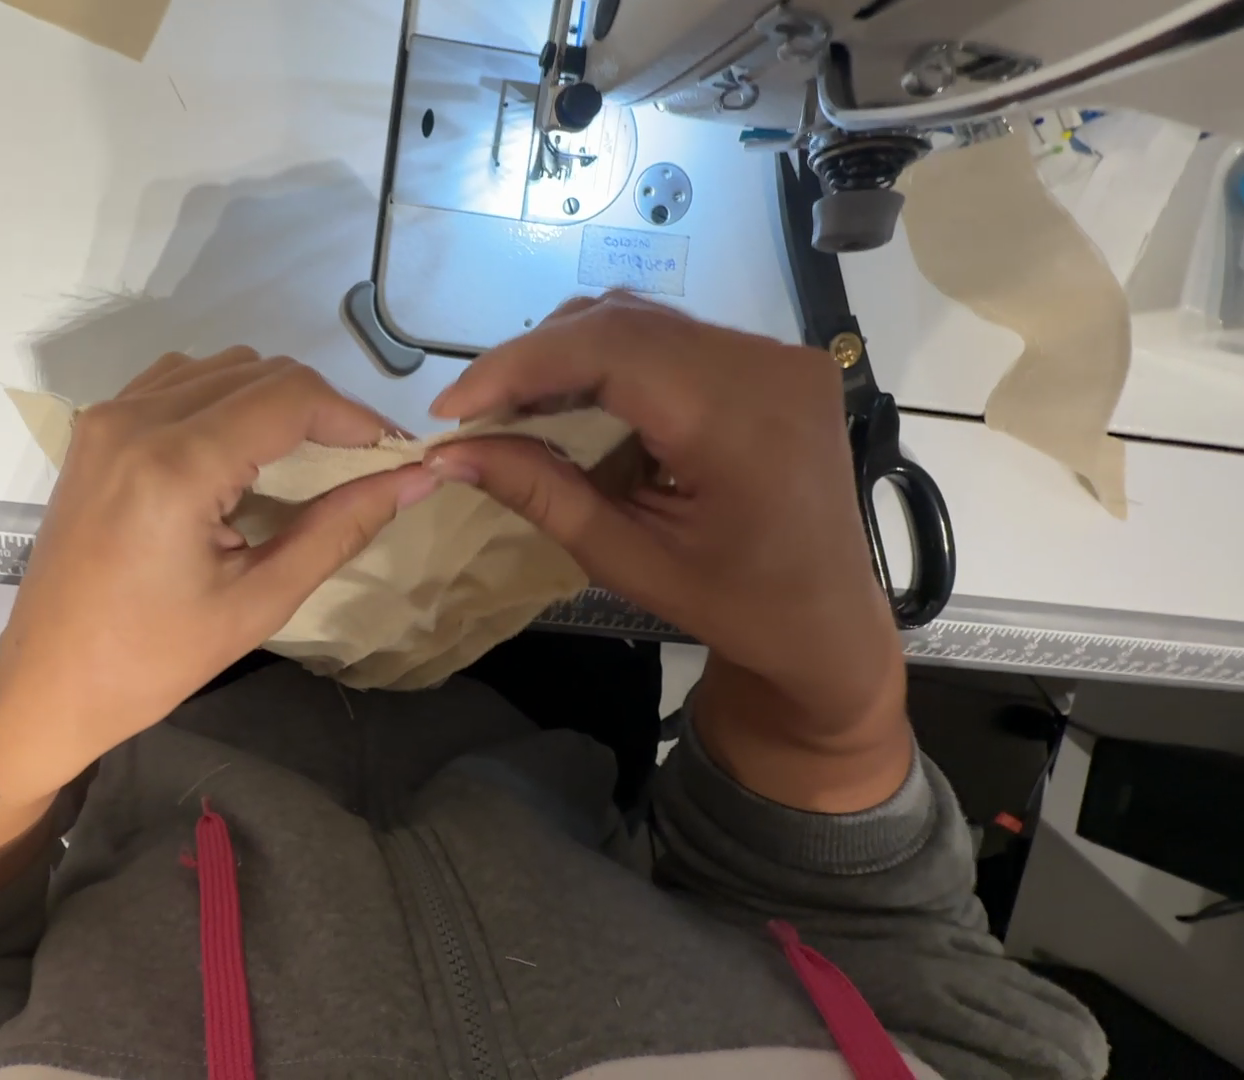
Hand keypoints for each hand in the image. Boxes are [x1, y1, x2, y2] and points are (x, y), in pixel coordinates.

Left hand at [0, 349, 436, 899]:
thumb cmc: (152, 661)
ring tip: (301, 460)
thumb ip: (339, 529)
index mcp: (175, 466)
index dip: (354, 416)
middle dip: (320, 409)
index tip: (393, 453)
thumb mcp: (258, 602)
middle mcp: (135, 420)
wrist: (48, 683)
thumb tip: (415, 481)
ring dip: (272, 401)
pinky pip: (176, 382)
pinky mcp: (93, 430)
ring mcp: (106, 418)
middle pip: (258, 371)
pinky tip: (237, 451)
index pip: (290, 397)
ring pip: (219, 368)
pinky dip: (223, 400)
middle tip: (355, 463)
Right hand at [427, 295, 908, 809]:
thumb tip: (450, 455)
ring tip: (512, 411)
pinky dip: (599, 365)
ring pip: (635, 321)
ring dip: (560, 358)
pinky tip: (568, 405)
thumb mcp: (625, 558)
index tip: (450, 409)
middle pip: (617, 321)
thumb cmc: (733, 606)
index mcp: (738, 419)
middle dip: (528, 361)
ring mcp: (770, 354)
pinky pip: (660, 340)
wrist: (829, 619)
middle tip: (473, 414)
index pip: (608, 350)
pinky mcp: (762, 361)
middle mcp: (763, 363)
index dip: (515, 366)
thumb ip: (539, 494)